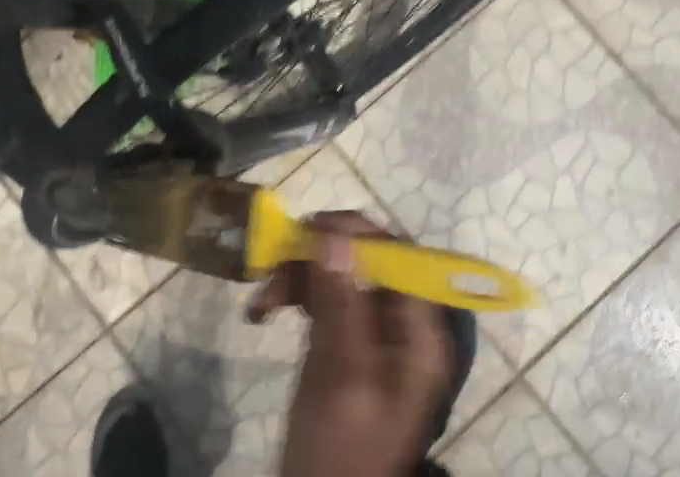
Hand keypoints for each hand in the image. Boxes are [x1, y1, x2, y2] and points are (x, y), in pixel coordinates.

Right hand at [246, 212, 451, 476]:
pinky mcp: (339, 340)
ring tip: (262, 298)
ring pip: (335, 272)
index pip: (400, 257)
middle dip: (318, 253)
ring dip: (296, 273)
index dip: (360, 233)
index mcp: (417, 332)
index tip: (312, 228)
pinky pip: (319, 296)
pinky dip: (291, 294)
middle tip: (274, 262)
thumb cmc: (340, 451)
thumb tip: (337, 236)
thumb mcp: (343, 378)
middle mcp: (398, 323)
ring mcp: (368, 331)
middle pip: (363, 259)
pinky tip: (262, 310)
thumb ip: (343, 306)